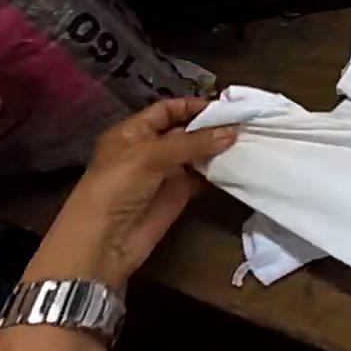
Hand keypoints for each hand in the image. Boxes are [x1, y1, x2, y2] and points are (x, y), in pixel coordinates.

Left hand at [23, 98, 240, 289]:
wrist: (102, 245)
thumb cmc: (117, 188)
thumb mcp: (151, 156)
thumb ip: (194, 142)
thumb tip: (234, 131)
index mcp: (133, 132)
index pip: (167, 109)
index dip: (193, 105)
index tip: (225, 105)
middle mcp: (150, 149)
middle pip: (186, 129)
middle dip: (212, 125)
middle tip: (244, 121)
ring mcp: (166, 172)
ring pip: (198, 152)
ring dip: (219, 146)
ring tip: (247, 138)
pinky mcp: (179, 193)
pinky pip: (203, 175)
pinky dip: (219, 168)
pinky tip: (239, 161)